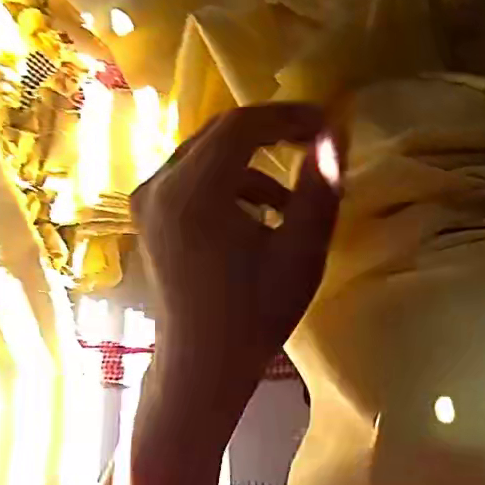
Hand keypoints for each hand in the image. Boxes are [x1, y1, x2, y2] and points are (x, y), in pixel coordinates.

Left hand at [131, 104, 341, 391]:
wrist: (202, 366)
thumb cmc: (255, 315)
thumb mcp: (301, 251)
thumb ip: (320, 187)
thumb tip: (336, 133)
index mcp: (193, 193)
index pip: (242, 126)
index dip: (289, 117)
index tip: (328, 124)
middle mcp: (159, 185)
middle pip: (221, 133)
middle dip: (272, 133)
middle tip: (316, 144)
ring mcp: (148, 200)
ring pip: (208, 153)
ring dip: (253, 163)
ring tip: (292, 202)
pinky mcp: (149, 215)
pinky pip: (193, 176)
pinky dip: (229, 183)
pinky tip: (258, 217)